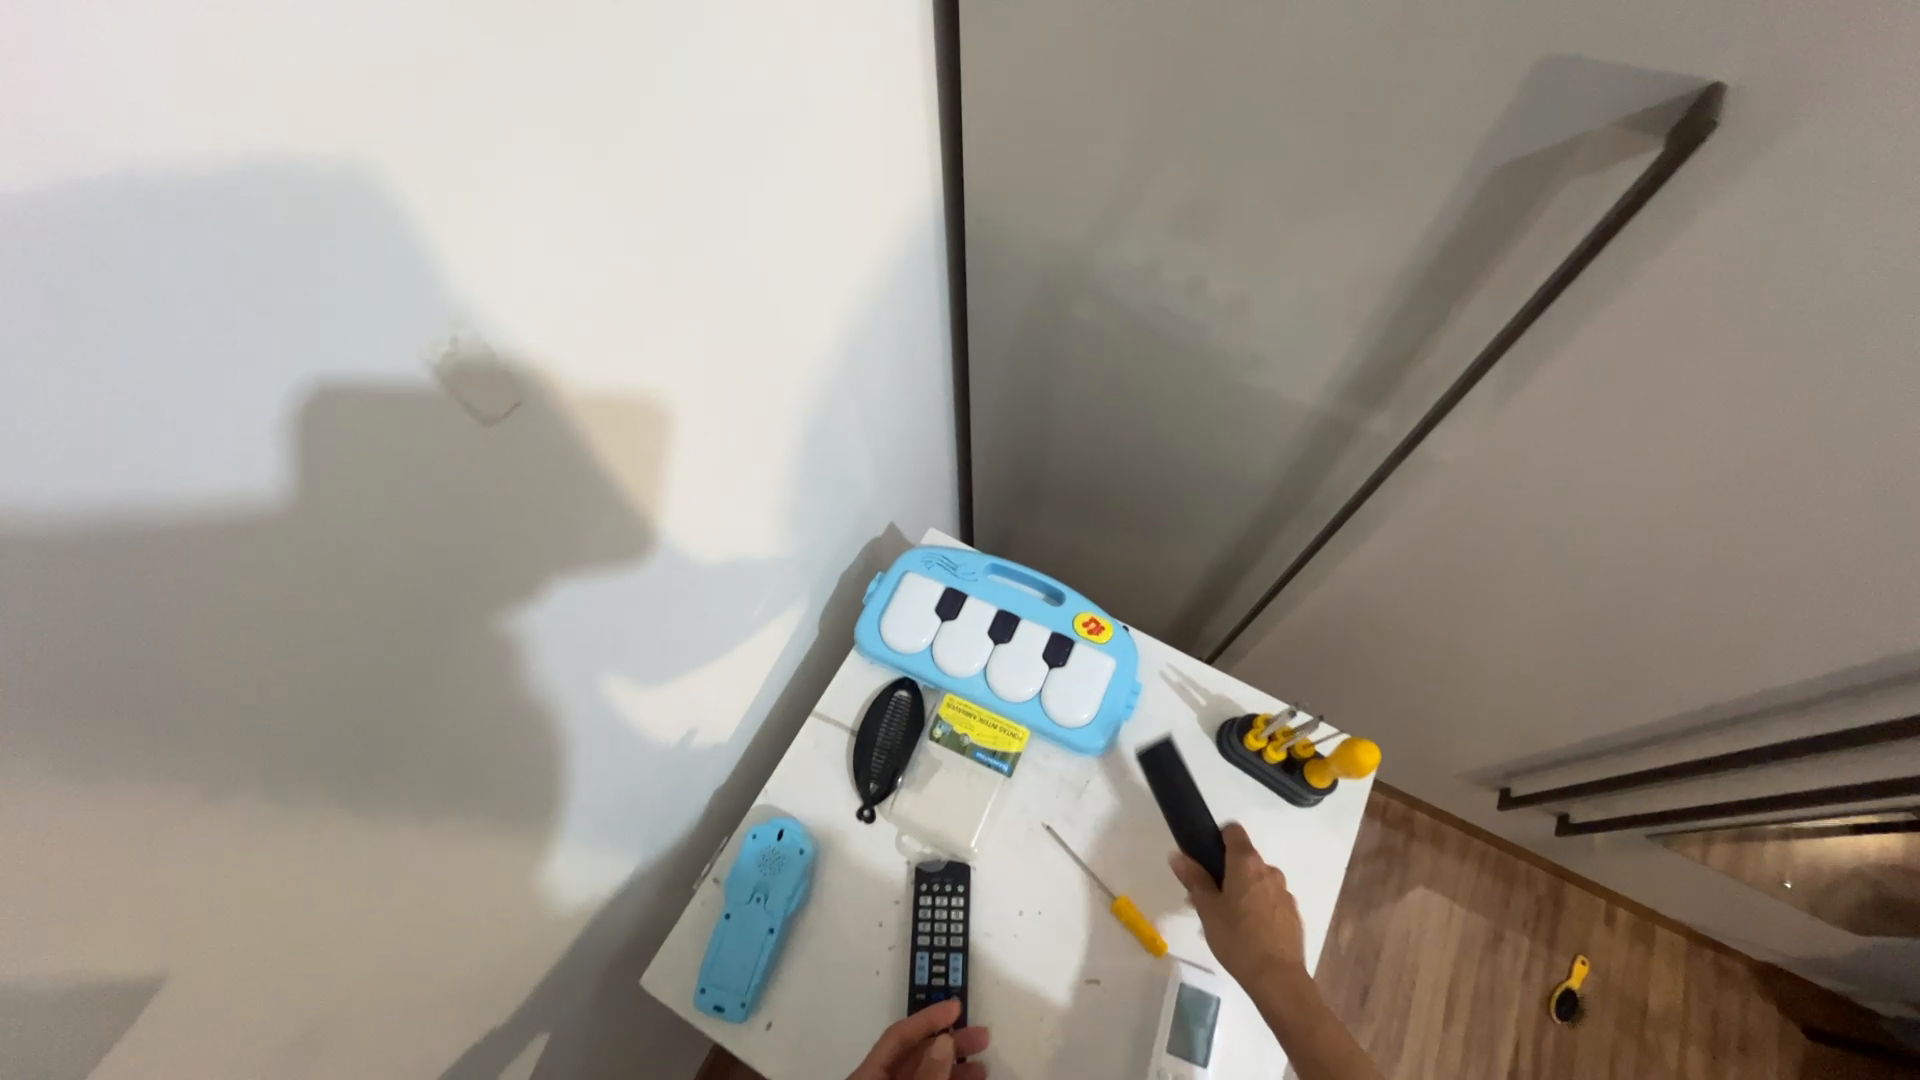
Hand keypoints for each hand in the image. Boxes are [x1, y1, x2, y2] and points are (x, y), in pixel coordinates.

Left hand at [846, 999, 989, 1079]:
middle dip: (950, 1043)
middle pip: (916, 1054)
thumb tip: (945, 1040)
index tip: (956, 1006)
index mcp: (866, 1076)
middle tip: (981, 1035)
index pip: (898, 1035)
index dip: (928, 1017)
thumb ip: (927, 1073)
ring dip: (954, 1067)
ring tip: (982, 1064)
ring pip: (925, 1074)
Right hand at [1168, 822, 1306, 988]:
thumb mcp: (1207, 908)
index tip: (1206, 859)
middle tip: (1209, 898)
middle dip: (1226, 872)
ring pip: (1258, 882)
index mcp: (1246, 863)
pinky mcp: (1293, 914)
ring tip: (1228, 921)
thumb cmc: (1237, 938)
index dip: (1218, 839)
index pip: (1233, 831)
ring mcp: (1285, 893)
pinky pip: (1271, 901)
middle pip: (1244, 859)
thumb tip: (1177, 855)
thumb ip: (1193, 878)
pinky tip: (1249, 933)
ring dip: (1243, 891)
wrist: (1278, 979)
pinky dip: (1259, 908)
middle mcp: (1269, 871)